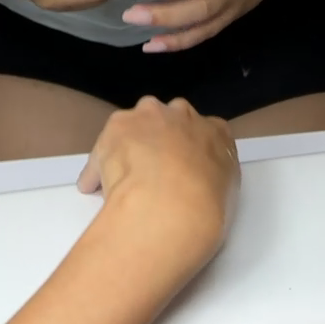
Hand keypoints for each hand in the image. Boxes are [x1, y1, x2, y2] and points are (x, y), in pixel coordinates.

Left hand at [77, 96, 239, 274]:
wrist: (173, 205)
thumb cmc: (207, 208)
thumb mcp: (227, 195)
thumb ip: (214, 181)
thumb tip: (200, 186)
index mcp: (216, 133)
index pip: (207, 132)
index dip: (192, 151)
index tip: (185, 168)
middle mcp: (183, 115)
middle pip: (168, 121)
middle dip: (159, 142)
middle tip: (152, 174)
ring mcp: (148, 117)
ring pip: (134, 129)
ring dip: (128, 150)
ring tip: (121, 182)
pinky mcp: (116, 128)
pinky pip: (104, 151)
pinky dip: (99, 169)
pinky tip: (96, 190)